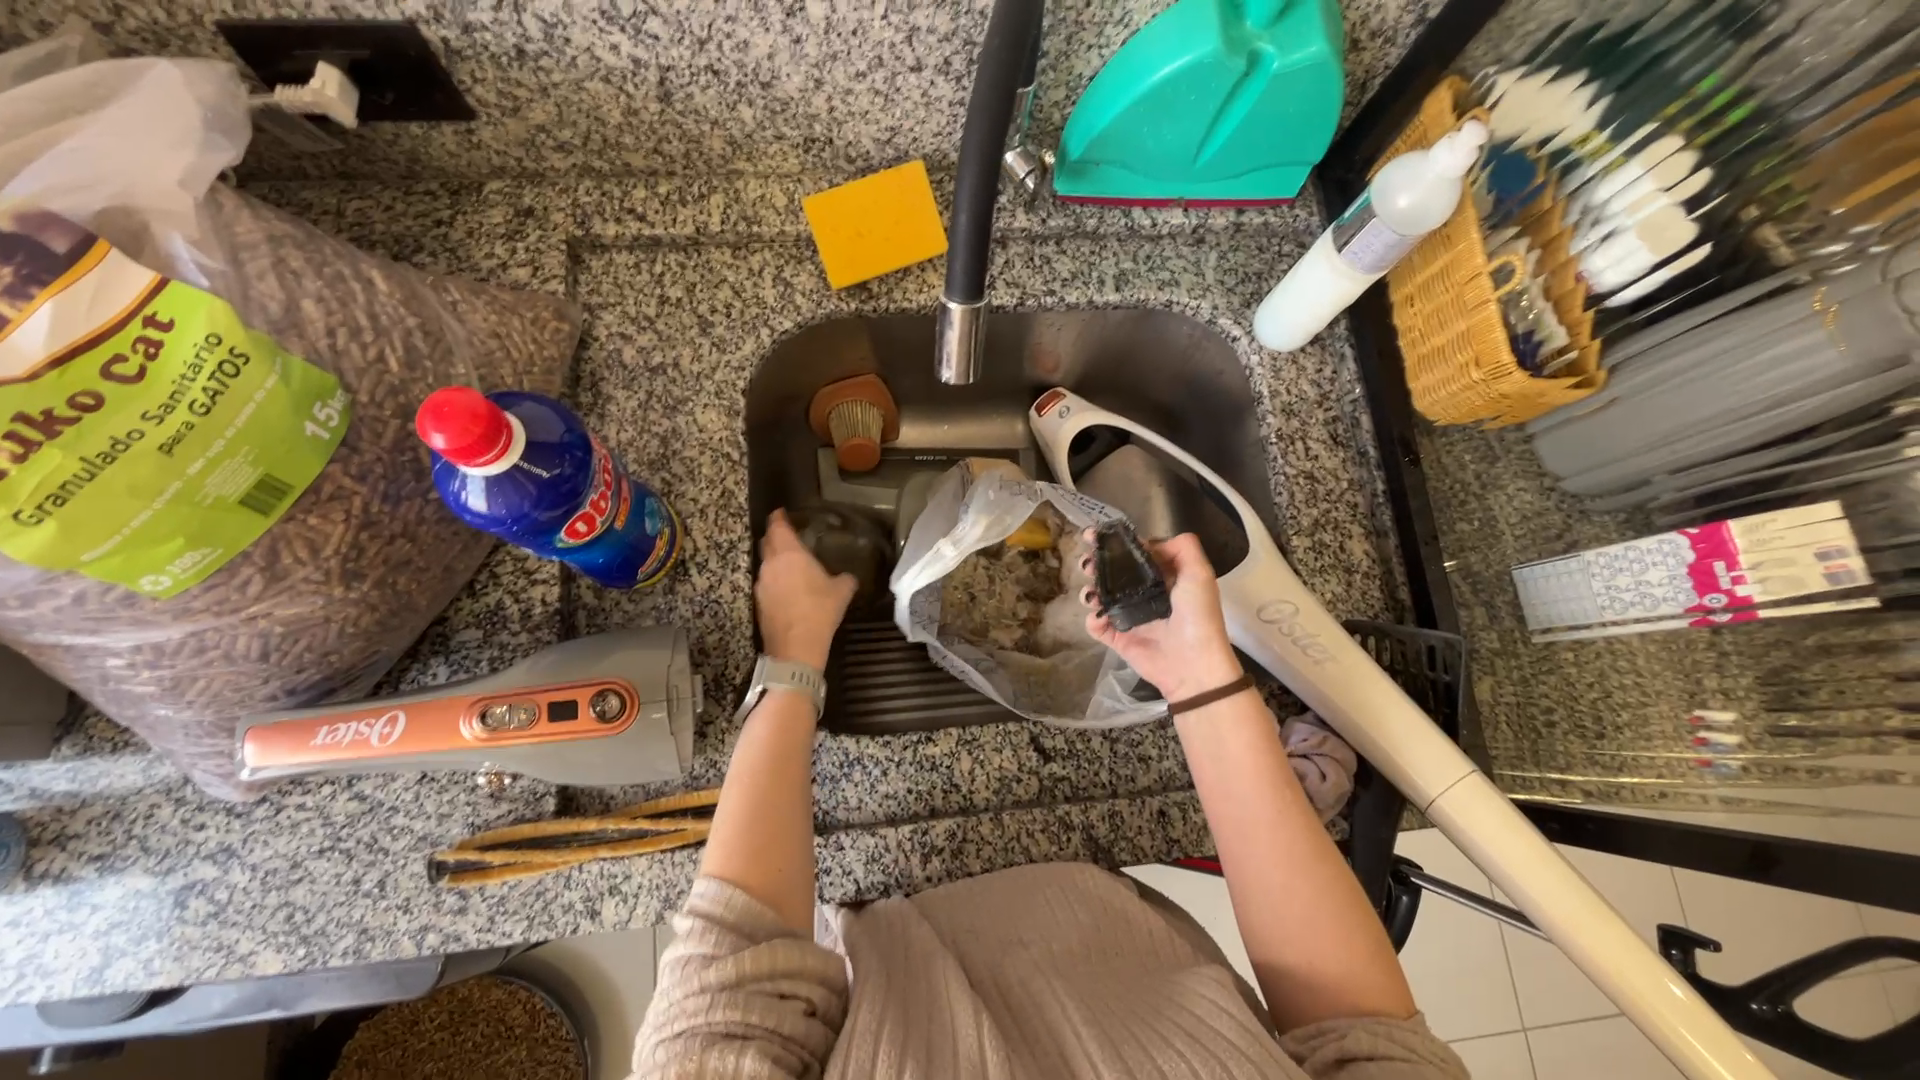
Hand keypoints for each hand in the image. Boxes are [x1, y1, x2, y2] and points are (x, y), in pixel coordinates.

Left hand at [755, 508, 857, 669]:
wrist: (796, 645)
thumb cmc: (820, 610)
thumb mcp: (842, 591)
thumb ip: (845, 579)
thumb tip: (849, 577)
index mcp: (790, 553)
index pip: (778, 526)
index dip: (779, 517)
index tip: (781, 512)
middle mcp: (771, 564)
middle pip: (767, 542)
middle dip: (775, 536)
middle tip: (787, 535)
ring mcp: (762, 583)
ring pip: (766, 563)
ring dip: (775, 560)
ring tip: (789, 563)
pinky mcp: (759, 601)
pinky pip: (766, 582)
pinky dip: (774, 580)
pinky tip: (786, 588)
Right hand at [1082, 532, 1242, 701]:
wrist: (1194, 664)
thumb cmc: (1198, 616)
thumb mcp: (1199, 574)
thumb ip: (1183, 548)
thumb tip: (1151, 542)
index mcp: (1161, 578)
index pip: (1133, 555)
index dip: (1115, 544)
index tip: (1096, 536)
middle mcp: (1142, 595)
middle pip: (1111, 573)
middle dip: (1095, 564)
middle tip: (1088, 564)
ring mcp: (1129, 617)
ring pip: (1100, 597)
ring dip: (1089, 590)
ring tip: (1090, 592)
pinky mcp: (1118, 639)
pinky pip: (1096, 626)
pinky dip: (1092, 619)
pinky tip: (1098, 616)